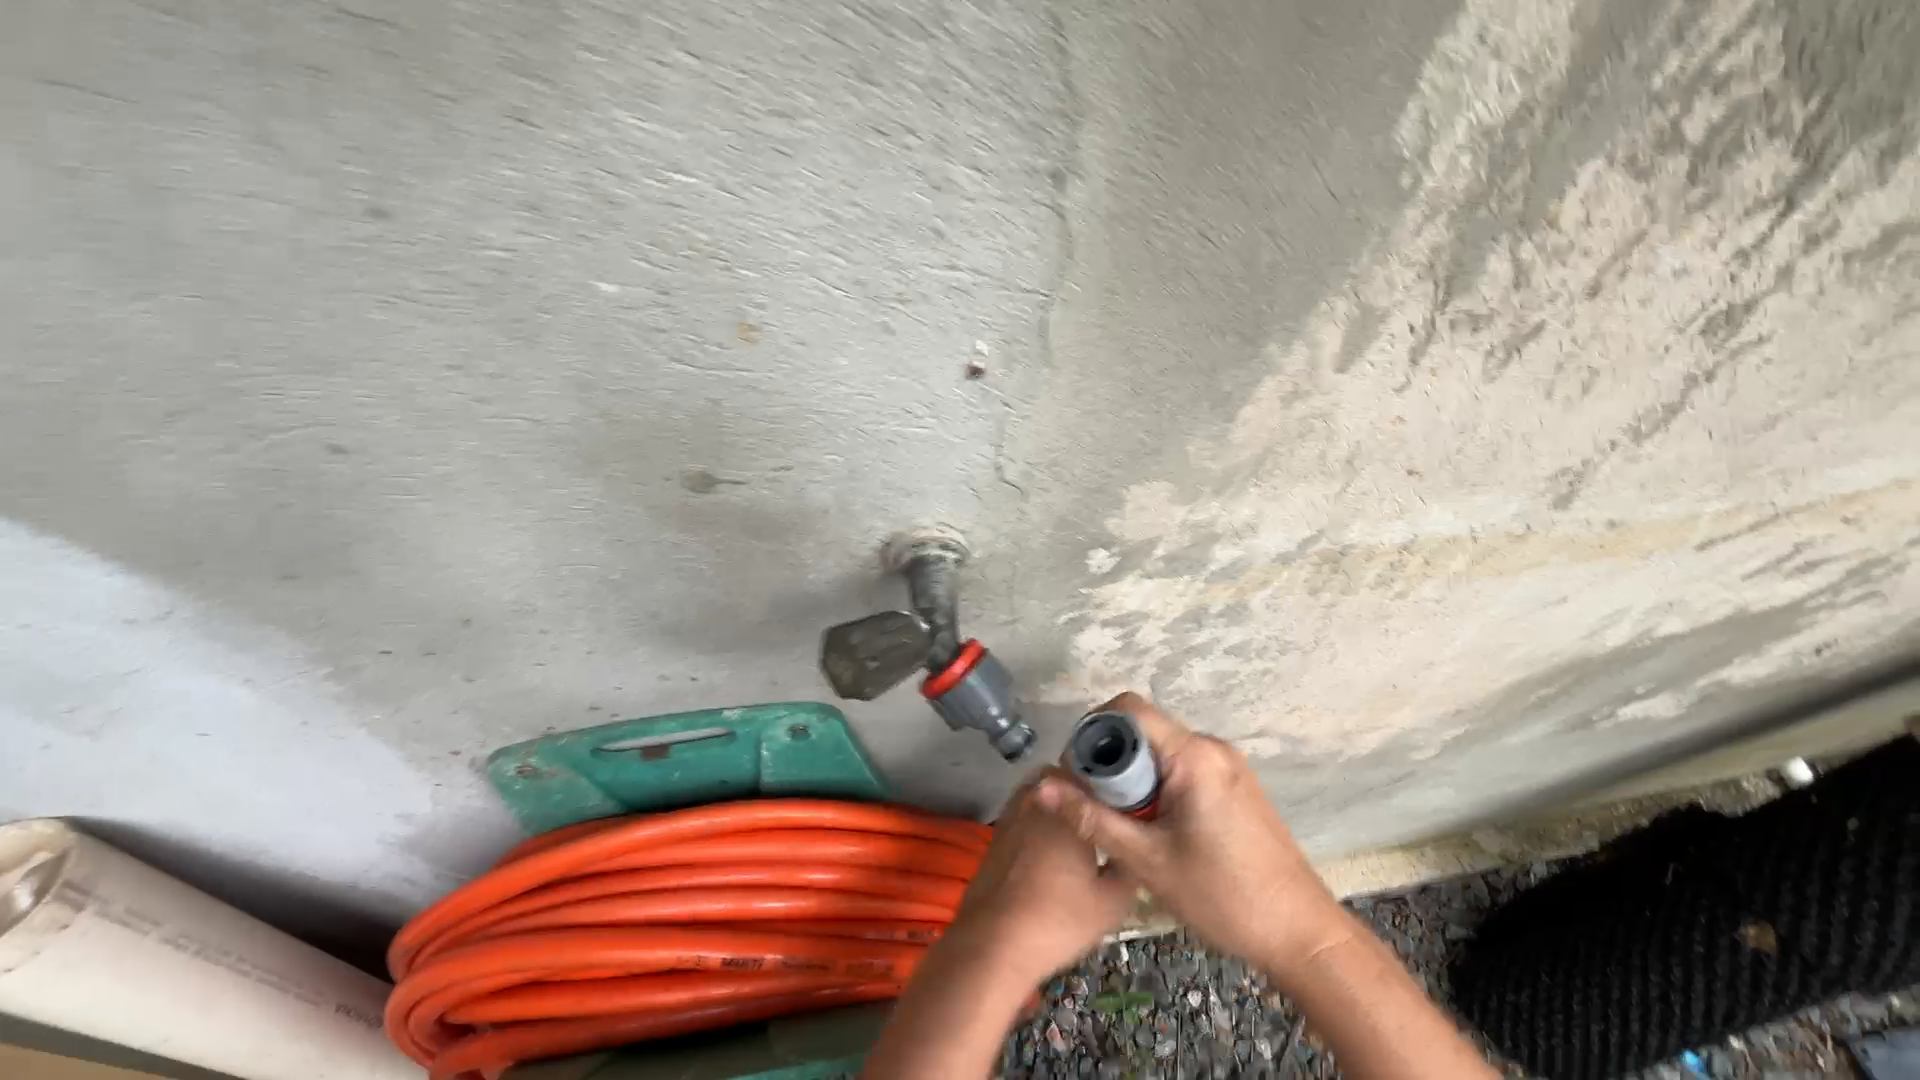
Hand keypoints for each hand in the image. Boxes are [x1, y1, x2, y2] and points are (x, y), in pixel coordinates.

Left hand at [943, 768, 1137, 986]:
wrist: (994, 943)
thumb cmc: (1059, 919)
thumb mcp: (1112, 902)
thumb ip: (1128, 869)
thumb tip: (1132, 853)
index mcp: (1067, 807)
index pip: (1089, 772)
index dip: (1107, 782)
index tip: (1122, 799)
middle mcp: (1036, 801)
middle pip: (1059, 776)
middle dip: (1078, 788)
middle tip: (1099, 814)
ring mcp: (1010, 816)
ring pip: (1037, 794)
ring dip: (1054, 802)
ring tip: (1074, 831)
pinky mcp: (995, 836)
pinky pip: (1021, 814)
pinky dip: (1035, 822)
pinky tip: (1047, 850)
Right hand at [1034, 692, 1352, 979]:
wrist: (1301, 934)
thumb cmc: (1224, 897)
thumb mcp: (1148, 860)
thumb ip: (1092, 818)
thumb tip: (1043, 786)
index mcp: (1195, 756)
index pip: (1129, 710)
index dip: (1092, 730)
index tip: (1075, 771)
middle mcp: (1213, 748)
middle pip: (1144, 730)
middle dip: (1111, 762)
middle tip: (1092, 806)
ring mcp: (1228, 767)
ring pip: (1161, 753)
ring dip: (1134, 780)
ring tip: (1122, 824)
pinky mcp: (1235, 786)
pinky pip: (1182, 769)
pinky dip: (1158, 789)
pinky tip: (1153, 830)